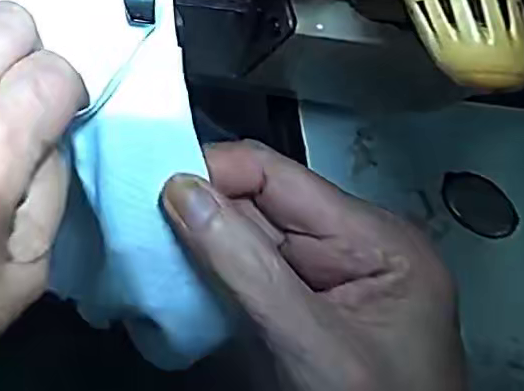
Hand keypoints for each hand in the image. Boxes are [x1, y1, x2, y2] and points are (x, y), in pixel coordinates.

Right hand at [161, 141, 465, 390]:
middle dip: (196, 207)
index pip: (271, 172)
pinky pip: (229, 257)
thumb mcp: (317, 351)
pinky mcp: (285, 295)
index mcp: (376, 241)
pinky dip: (199, 263)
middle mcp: (345, 243)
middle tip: (147, 221)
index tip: (158, 189)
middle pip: (246, 194)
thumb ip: (250, 268)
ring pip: (230, 223)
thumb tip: (182, 190)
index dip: (210, 171)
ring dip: (192, 236)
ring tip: (158, 249)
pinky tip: (180, 273)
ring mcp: (313, 270)